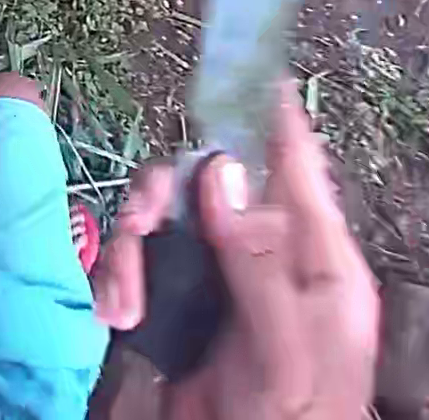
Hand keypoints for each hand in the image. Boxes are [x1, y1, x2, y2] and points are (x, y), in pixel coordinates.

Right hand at [91, 86, 378, 419]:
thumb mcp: (284, 356)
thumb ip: (256, 261)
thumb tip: (221, 168)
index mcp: (312, 261)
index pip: (298, 169)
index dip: (278, 118)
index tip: (259, 72)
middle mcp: (257, 250)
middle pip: (200, 179)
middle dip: (160, 195)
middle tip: (139, 221)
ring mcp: (211, 268)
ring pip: (157, 210)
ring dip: (132, 245)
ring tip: (121, 298)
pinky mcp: (171, 288)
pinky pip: (134, 251)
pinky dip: (117, 274)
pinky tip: (116, 313)